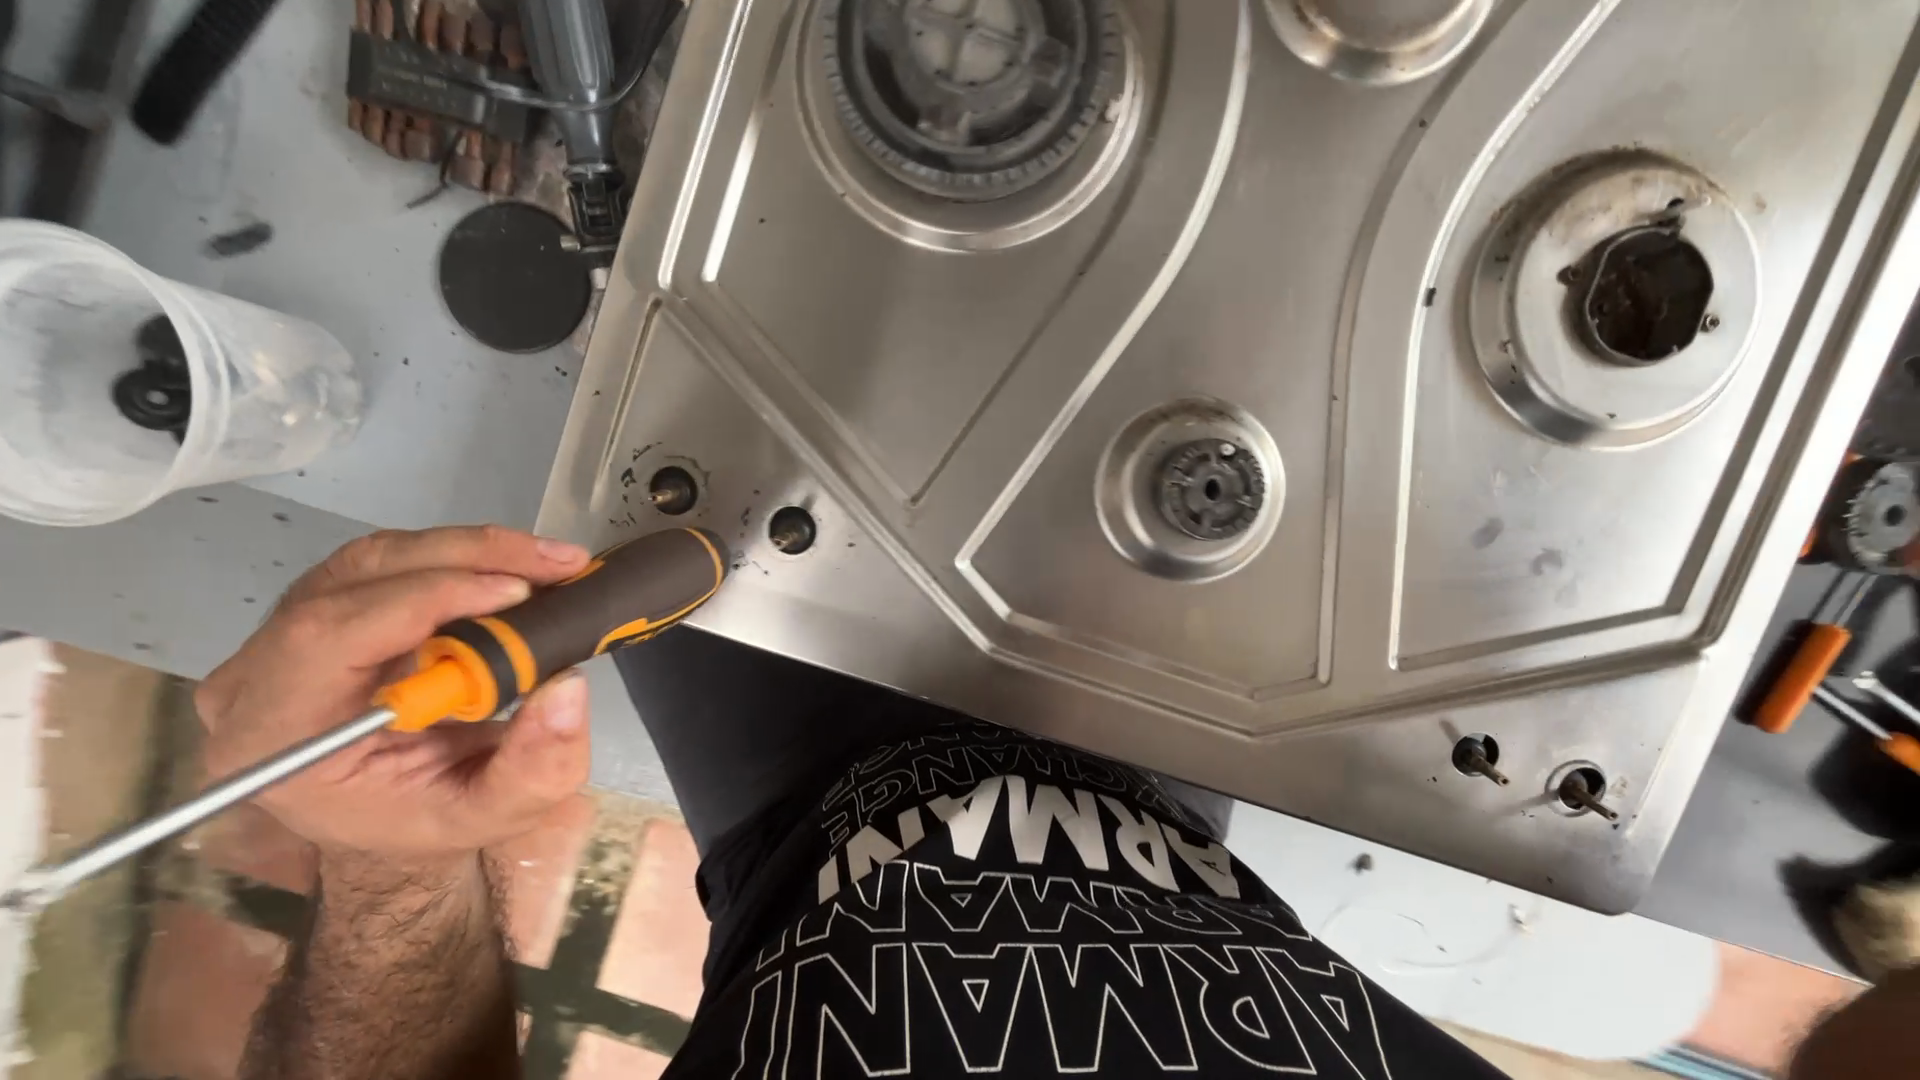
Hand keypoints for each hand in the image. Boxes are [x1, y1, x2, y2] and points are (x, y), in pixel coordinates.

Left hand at [197, 526, 595, 870]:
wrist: (401, 809)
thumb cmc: (430, 817)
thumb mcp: (492, 815)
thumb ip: (533, 769)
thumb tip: (567, 686)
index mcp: (272, 738)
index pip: (328, 637)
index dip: (424, 599)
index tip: (518, 593)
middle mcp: (257, 675)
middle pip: (355, 580)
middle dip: (468, 558)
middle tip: (559, 563)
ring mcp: (283, 634)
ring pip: (377, 559)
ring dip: (473, 550)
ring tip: (551, 562)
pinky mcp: (325, 607)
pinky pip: (392, 562)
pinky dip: (463, 556)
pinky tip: (516, 569)